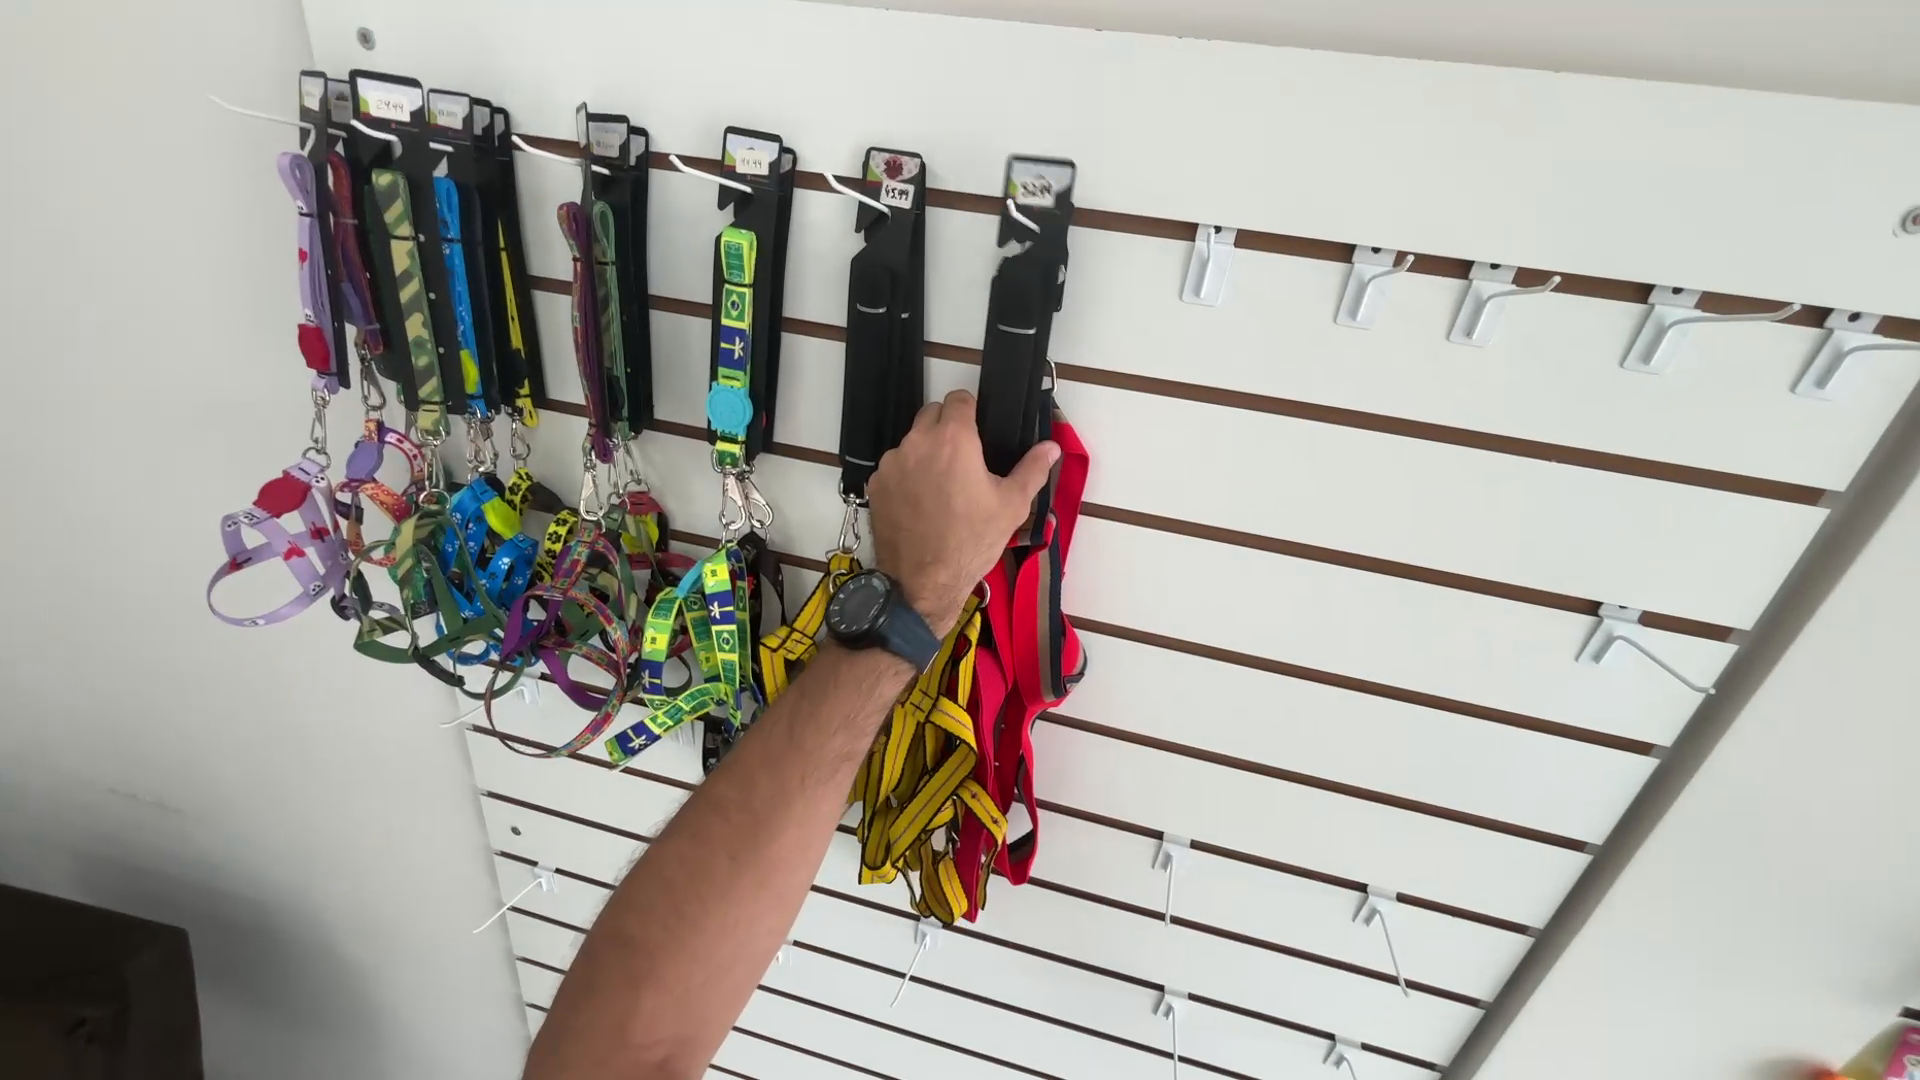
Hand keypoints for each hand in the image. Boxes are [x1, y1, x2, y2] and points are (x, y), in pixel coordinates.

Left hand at [867, 389, 1058, 636]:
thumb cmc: (971, 542)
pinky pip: (894, 467)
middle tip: (963, 458)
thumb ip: (1032, 469)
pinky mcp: (876, 485)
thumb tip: (1051, 448)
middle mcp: (917, 442)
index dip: (971, 410)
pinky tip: (920, 502)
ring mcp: (891, 463)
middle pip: (931, 414)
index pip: (959, 398)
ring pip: (911, 441)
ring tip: (941, 485)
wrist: (923, 582)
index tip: (978, 429)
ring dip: (925, 452)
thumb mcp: (1011, 506)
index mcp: (953, 439)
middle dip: (947, 427)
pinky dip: (906, 475)